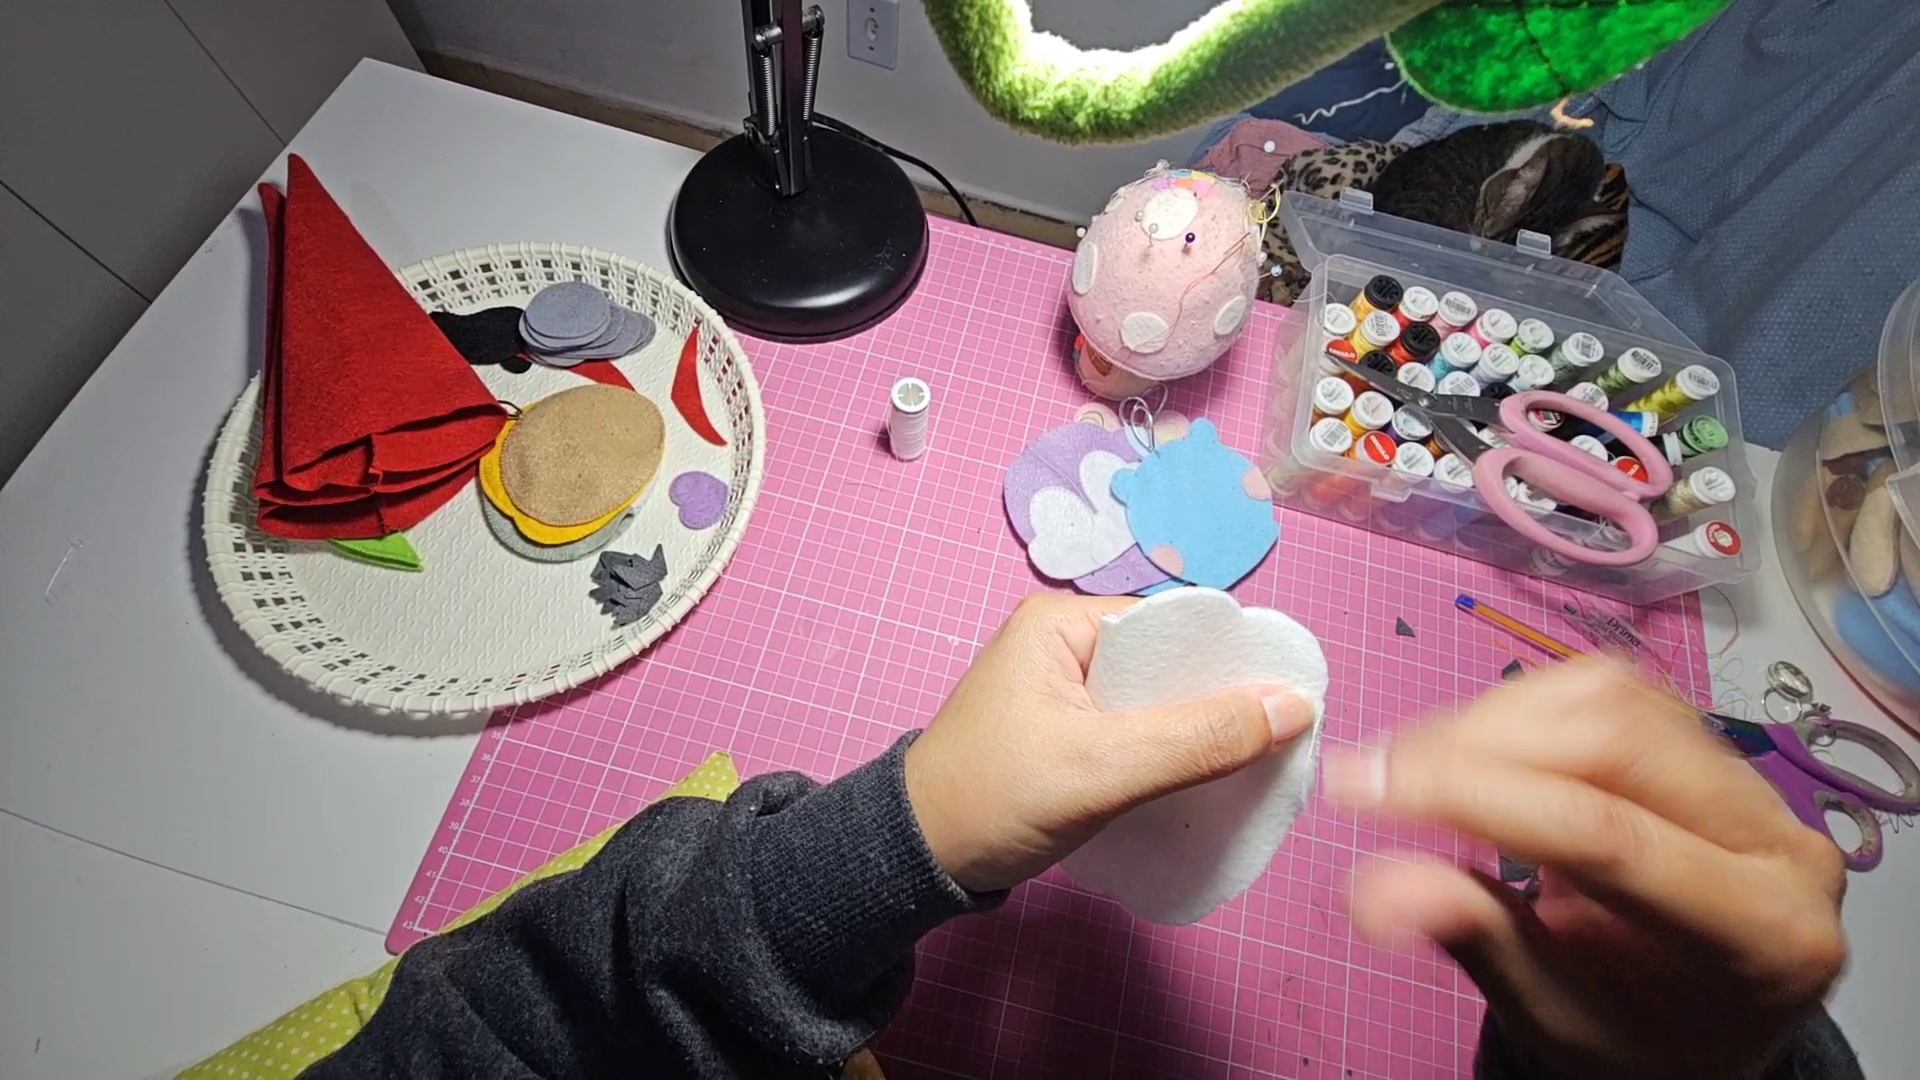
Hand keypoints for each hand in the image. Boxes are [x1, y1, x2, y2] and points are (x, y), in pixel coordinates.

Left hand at [905, 593, 1313, 893]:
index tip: (1288, 702)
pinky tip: (1202, 777)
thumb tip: (1292, 703)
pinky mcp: (1067, 724)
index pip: (1168, 624)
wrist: (924, 855)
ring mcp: (1064, 684)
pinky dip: (1168, 749)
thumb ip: (1196, 737)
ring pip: (1154, 697)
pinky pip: (1135, 726)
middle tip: (1279, 742)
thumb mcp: (1102, 767)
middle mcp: (1064, 640)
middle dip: (1217, 698)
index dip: (1228, 659)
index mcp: (1061, 622)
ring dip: (1196, 729)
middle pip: (1165, 660)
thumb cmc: (997, 797)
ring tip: (1251, 763)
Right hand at [1325, 660, 1846, 1079]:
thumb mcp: (1552, 1013)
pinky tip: (1469, 751)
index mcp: (1759, 933)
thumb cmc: (1628, 1022)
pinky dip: (1502, 707)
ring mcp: (1733, 775)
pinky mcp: (1684, 734)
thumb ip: (1474, 938)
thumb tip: (1375, 889)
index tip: (1358, 788)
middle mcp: (1768, 838)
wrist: (1687, 1003)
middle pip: (1608, 741)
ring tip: (1418, 769)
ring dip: (1478, 723)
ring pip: (1594, 697)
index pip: (1604, 835)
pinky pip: (1585, 685)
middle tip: (1378, 774)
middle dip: (1468, 746)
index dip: (1468, 797)